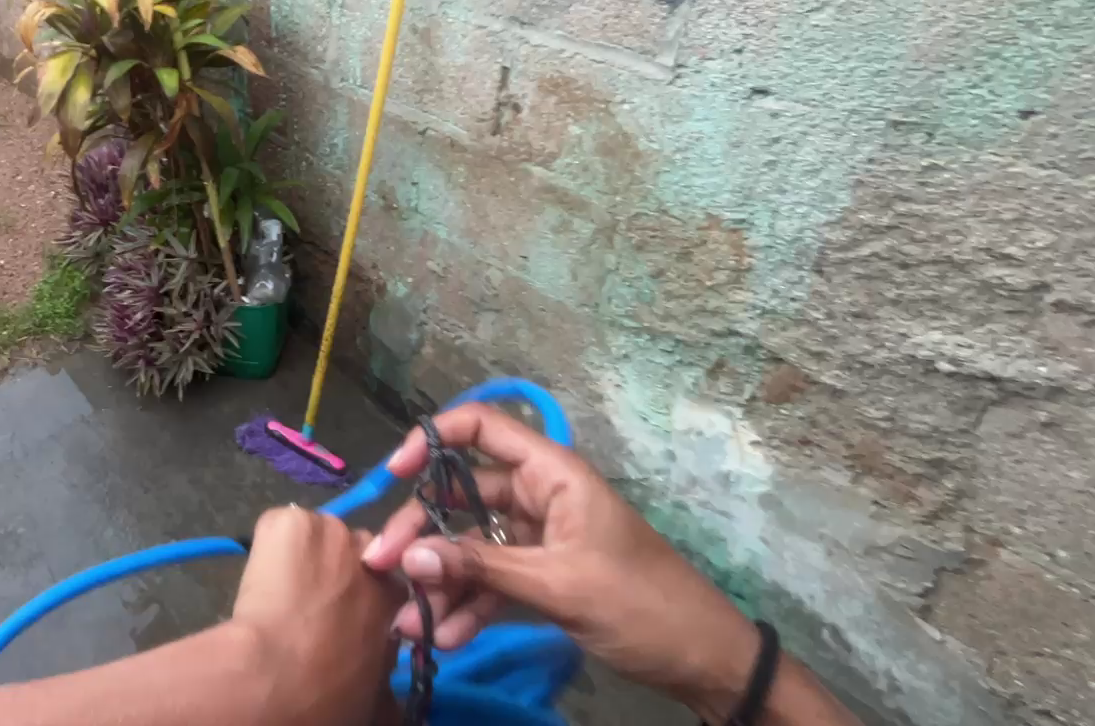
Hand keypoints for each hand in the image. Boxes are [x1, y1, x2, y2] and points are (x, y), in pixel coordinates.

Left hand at [233, 505, 404, 725]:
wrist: (276, 671)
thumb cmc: (327, 690)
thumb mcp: (375, 691)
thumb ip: (383, 660)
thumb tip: (380, 660)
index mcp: (392, 593)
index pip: (381, 577)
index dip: (357, 591)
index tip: (338, 610)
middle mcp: (366, 551)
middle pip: (349, 548)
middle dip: (333, 565)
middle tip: (307, 598)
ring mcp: (327, 529)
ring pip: (313, 533)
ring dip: (301, 552)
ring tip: (279, 586)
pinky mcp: (288, 520)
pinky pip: (279, 526)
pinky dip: (270, 544)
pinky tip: (262, 572)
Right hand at [360, 404, 761, 718]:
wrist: (711, 668)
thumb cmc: (644, 605)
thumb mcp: (560, 585)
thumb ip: (480, 568)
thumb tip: (408, 558)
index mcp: (548, 472)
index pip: (478, 427)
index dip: (431, 439)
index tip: (396, 473)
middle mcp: (534, 494)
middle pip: (458, 496)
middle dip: (421, 533)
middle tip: (382, 566)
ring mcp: (533, 536)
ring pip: (468, 544)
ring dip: (438, 580)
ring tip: (407, 620)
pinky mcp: (537, 574)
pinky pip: (488, 580)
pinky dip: (465, 605)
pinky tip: (442, 636)